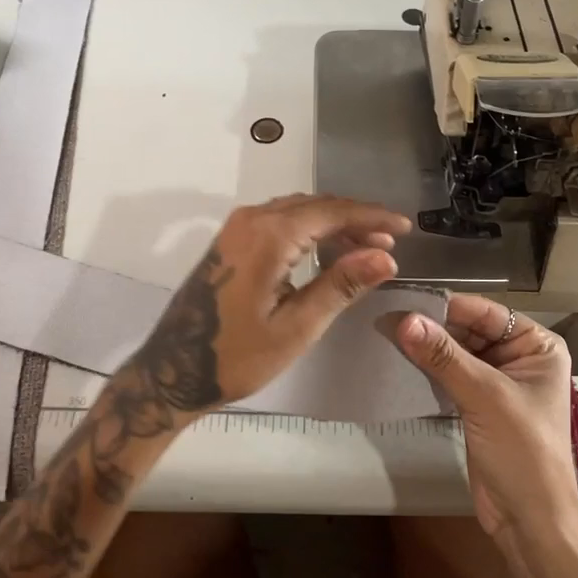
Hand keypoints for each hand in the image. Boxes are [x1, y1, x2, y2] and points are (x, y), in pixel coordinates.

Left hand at [118, 195, 410, 429]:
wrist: (172, 371)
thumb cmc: (236, 356)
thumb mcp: (296, 327)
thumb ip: (340, 285)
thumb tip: (386, 256)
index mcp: (269, 235)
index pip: (332, 212)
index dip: (372, 216)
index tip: (405, 226)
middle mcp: (252, 219)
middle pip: (316, 206)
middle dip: (356, 219)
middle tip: (390, 241)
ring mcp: (238, 227)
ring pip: (298, 210)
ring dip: (334, 223)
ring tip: (368, 246)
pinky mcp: (232, 240)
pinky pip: (280, 220)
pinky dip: (311, 229)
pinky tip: (328, 250)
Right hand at [394, 295, 577, 541]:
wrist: (529, 522)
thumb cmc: (522, 452)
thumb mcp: (485, 397)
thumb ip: (443, 356)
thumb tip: (403, 319)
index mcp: (538, 346)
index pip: (487, 313)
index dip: (448, 306)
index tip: (405, 298)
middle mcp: (520, 357)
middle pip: (470, 330)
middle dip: (433, 326)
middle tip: (387, 316)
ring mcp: (498, 382)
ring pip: (456, 352)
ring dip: (427, 348)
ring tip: (385, 333)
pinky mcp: (478, 405)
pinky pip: (450, 375)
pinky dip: (428, 369)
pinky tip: (399, 361)